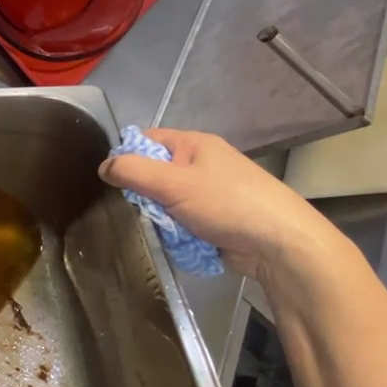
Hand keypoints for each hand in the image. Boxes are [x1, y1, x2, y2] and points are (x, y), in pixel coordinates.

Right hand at [98, 128, 343, 273]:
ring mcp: (211, 193)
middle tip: (146, 210)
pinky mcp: (217, 219)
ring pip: (165, 202)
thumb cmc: (227, 204)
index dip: (127, 157)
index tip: (117, 181)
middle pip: (153, 174)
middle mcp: (202, 164)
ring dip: (161, 218)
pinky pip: (182, 221)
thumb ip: (131, 171)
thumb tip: (103, 167)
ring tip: (168, 230)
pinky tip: (182, 241)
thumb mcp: (172, 183)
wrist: (282, 246)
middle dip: (145, 195)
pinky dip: (178, 232)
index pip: (145, 140)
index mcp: (194, 145)